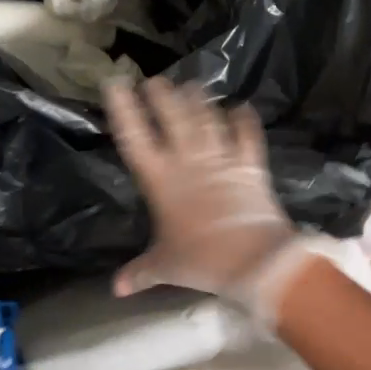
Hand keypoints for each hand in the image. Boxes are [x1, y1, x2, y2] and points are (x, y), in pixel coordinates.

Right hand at [104, 78, 300, 319]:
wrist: (255, 260)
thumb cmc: (202, 260)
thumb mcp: (165, 266)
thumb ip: (139, 272)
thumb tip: (115, 289)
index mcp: (160, 179)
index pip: (135, 136)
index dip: (123, 107)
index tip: (115, 82)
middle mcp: (188, 160)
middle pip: (173, 116)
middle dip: (162, 95)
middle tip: (156, 80)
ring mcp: (221, 159)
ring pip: (207, 119)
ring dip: (198, 101)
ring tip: (192, 85)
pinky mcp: (251, 165)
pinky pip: (247, 135)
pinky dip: (244, 120)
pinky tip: (242, 107)